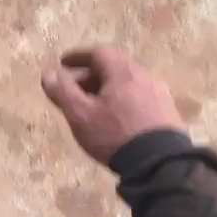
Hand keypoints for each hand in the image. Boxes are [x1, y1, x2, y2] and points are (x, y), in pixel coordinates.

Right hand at [41, 47, 186, 166]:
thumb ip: (63, 92)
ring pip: (127, 84)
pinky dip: (121, 100)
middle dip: (90, 76)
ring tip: (92, 107)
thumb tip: (48, 75)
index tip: (63, 63)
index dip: (78, 56)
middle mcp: (144, 77)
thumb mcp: (80, 114)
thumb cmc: (113, 134)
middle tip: (73, 90)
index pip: (99, 53)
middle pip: (114, 67)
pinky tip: (115, 119)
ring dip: (106, 89)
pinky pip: (138, 97)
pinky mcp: (167, 112)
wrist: (158, 162)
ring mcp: (159, 94)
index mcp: (123, 72)